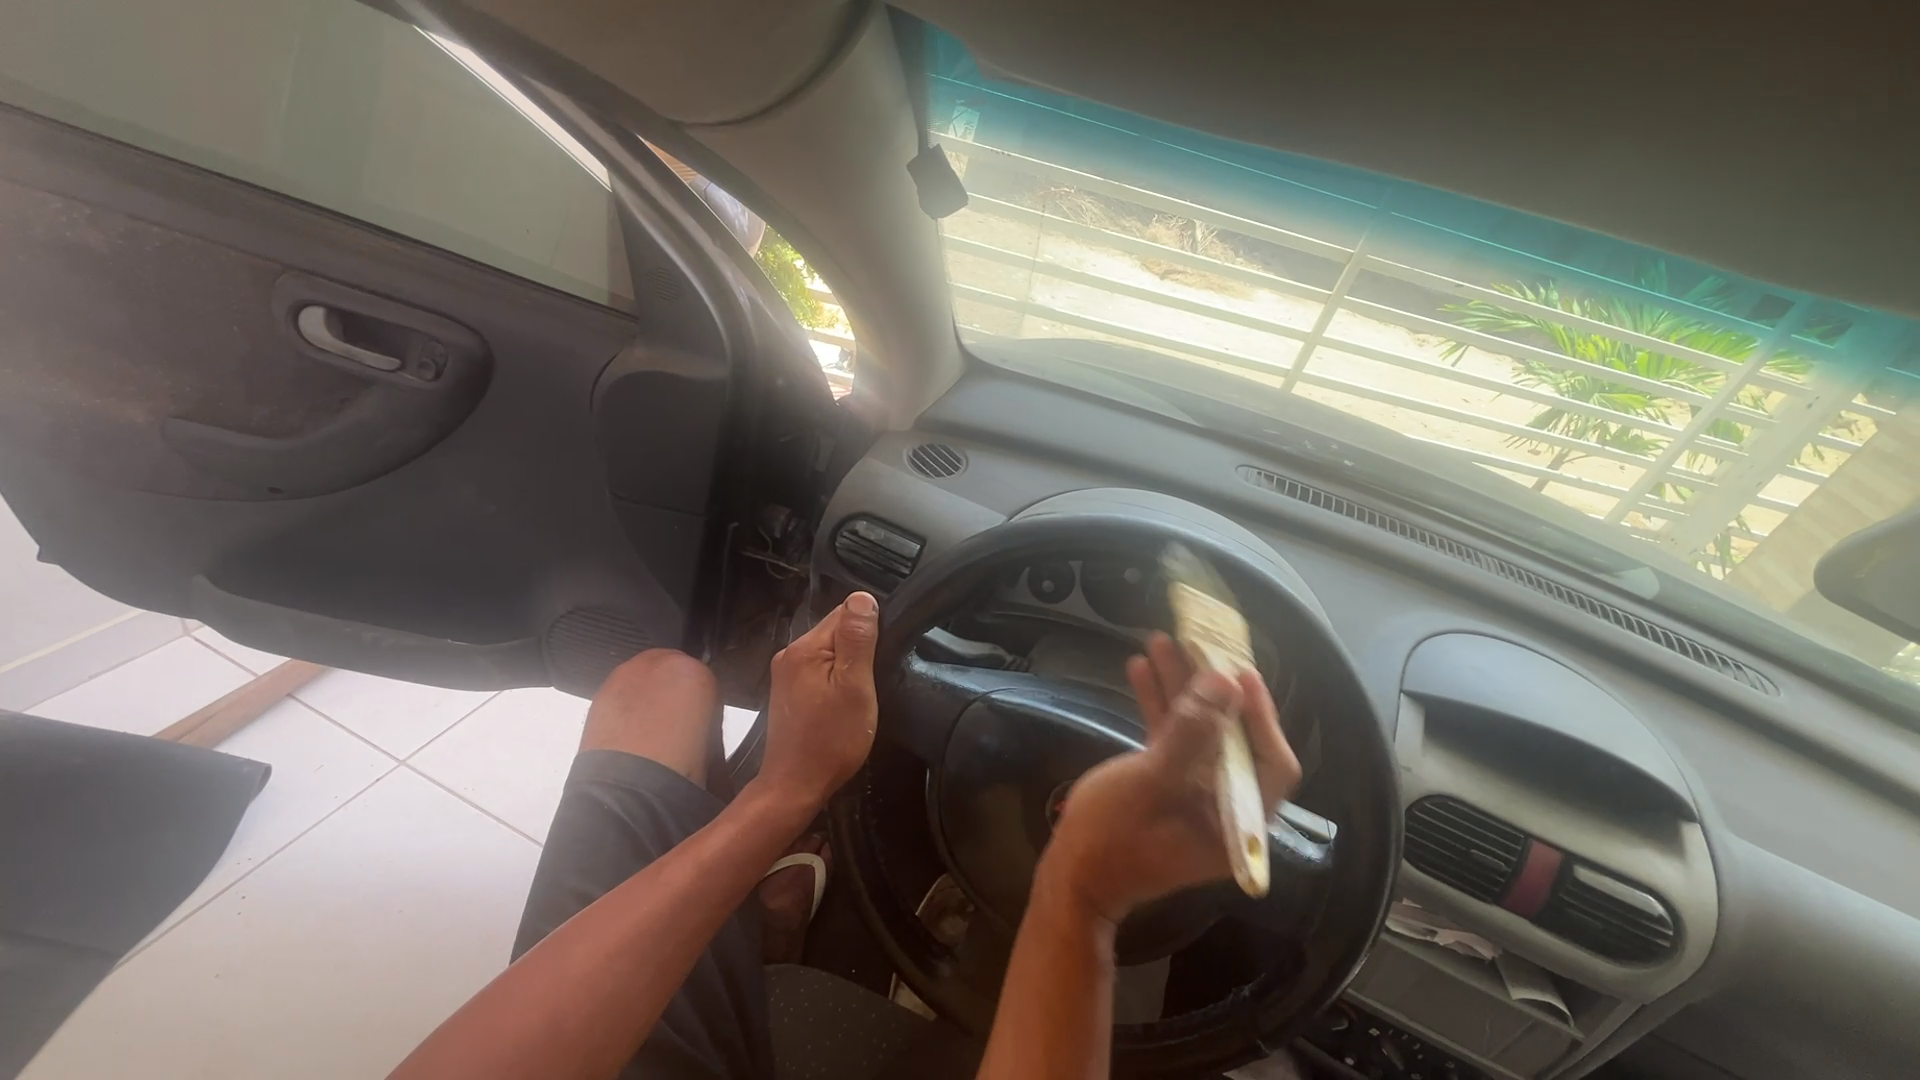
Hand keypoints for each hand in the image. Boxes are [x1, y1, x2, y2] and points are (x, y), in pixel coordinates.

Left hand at [754, 592, 880, 810]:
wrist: (796, 785)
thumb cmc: (831, 739)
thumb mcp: (854, 686)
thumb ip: (858, 640)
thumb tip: (863, 597)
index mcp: (805, 647)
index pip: (845, 612)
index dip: (870, 631)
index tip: (879, 659)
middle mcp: (790, 653)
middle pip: (836, 631)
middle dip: (859, 649)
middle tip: (870, 682)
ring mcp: (787, 673)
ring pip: (830, 651)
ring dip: (849, 666)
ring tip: (859, 694)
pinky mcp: (790, 691)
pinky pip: (821, 669)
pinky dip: (837, 679)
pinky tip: (843, 702)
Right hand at [1042, 632, 1300, 923]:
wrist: (1073, 875)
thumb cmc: (1113, 837)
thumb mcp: (1154, 782)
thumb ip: (1192, 732)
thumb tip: (1226, 683)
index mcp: (1238, 819)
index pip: (1272, 762)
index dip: (1261, 715)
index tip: (1240, 672)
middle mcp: (1224, 803)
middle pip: (1232, 736)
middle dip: (1212, 688)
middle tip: (1197, 642)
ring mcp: (1193, 791)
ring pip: (1197, 729)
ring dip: (1179, 687)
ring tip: (1160, 641)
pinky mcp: (1165, 782)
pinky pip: (1170, 737)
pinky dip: (1157, 705)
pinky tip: (1140, 669)